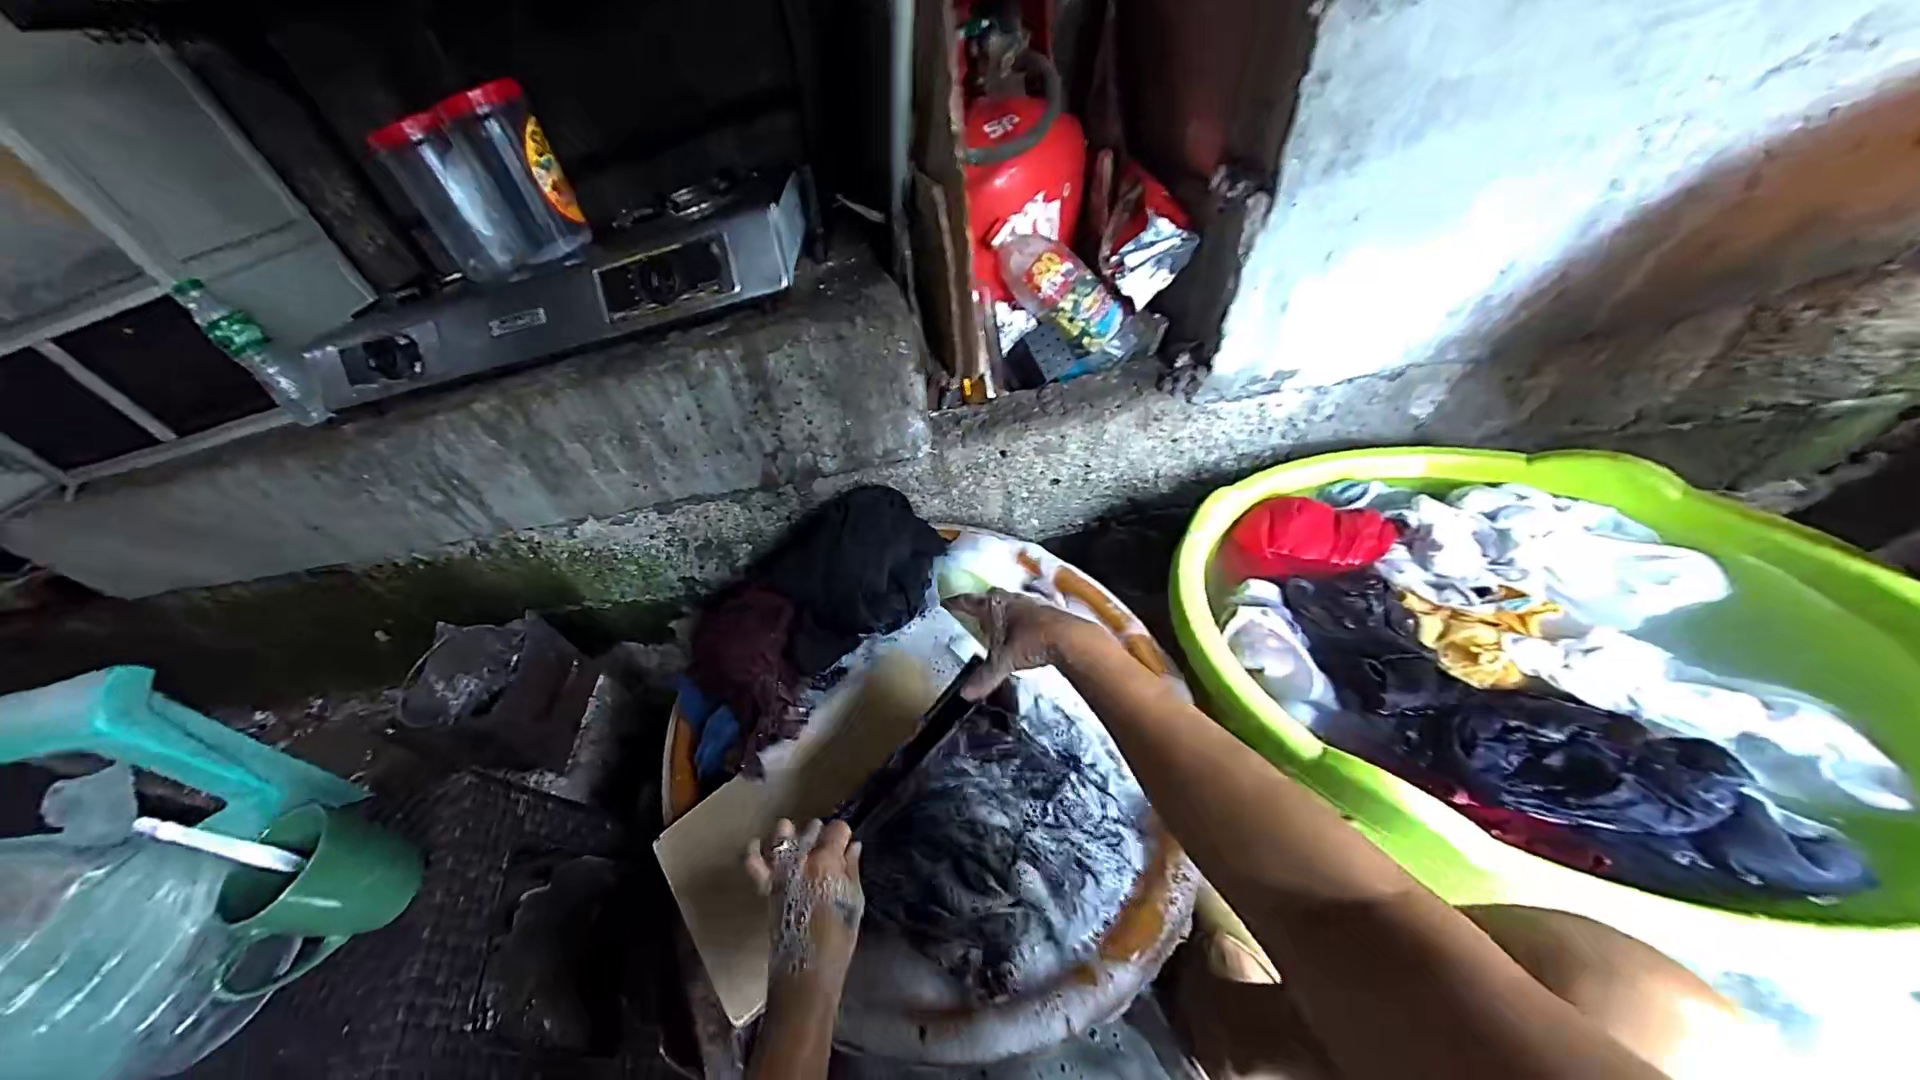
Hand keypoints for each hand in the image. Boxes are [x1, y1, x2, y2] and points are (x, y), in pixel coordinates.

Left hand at [746, 818, 863, 997]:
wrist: (805, 974)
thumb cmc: (838, 940)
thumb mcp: (854, 902)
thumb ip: (852, 870)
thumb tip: (853, 846)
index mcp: (828, 862)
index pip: (837, 829)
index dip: (844, 835)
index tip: (846, 846)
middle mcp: (802, 860)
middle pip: (812, 828)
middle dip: (821, 834)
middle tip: (828, 849)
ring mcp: (781, 872)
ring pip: (782, 835)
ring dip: (792, 833)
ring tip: (799, 840)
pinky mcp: (766, 888)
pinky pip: (753, 864)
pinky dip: (754, 853)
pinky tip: (758, 845)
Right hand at [945, 589, 1099, 699]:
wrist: (1070, 637)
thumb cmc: (1033, 641)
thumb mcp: (1004, 661)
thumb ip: (985, 677)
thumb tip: (965, 693)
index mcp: (995, 605)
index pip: (968, 601)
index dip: (956, 603)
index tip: (946, 603)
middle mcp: (1011, 598)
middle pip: (990, 598)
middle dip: (981, 606)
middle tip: (972, 615)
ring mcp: (1031, 602)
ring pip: (1010, 603)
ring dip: (1002, 612)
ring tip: (996, 625)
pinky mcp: (1047, 610)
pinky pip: (1027, 611)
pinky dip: (1020, 619)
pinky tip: (1022, 630)